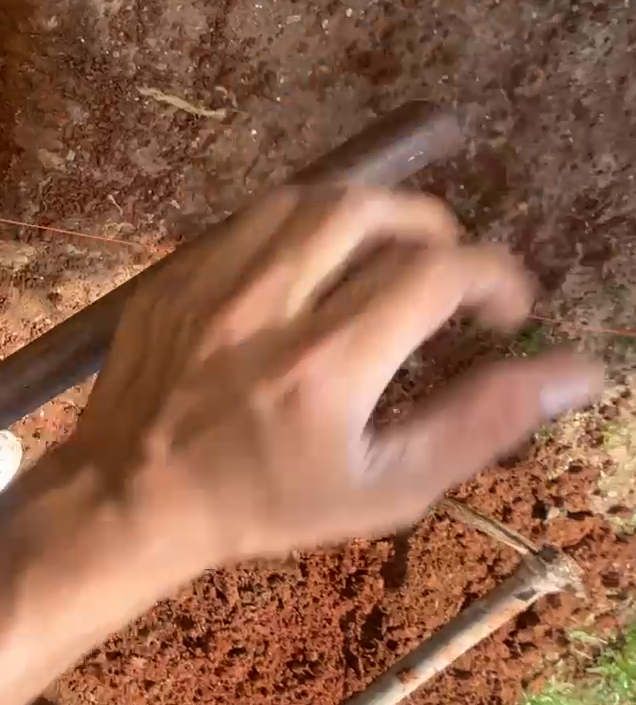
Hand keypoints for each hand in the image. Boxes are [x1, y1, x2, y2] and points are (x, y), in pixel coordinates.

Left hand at [76, 186, 603, 561]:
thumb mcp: (383, 487)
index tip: (501, 309)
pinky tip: (299, 267)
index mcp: (322, 362)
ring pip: (285, 204)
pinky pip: (230, 230)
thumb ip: (481, 423)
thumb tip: (575, 369)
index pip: (432, 270)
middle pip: (354, 209)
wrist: (130, 489)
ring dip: (351, 212)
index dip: (496, 274)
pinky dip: (281, 231)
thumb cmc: (259, 500)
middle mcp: (257, 310)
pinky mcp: (161, 287)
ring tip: (377, 250)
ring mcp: (197, 290)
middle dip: (424, 219)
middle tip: (441, 257)